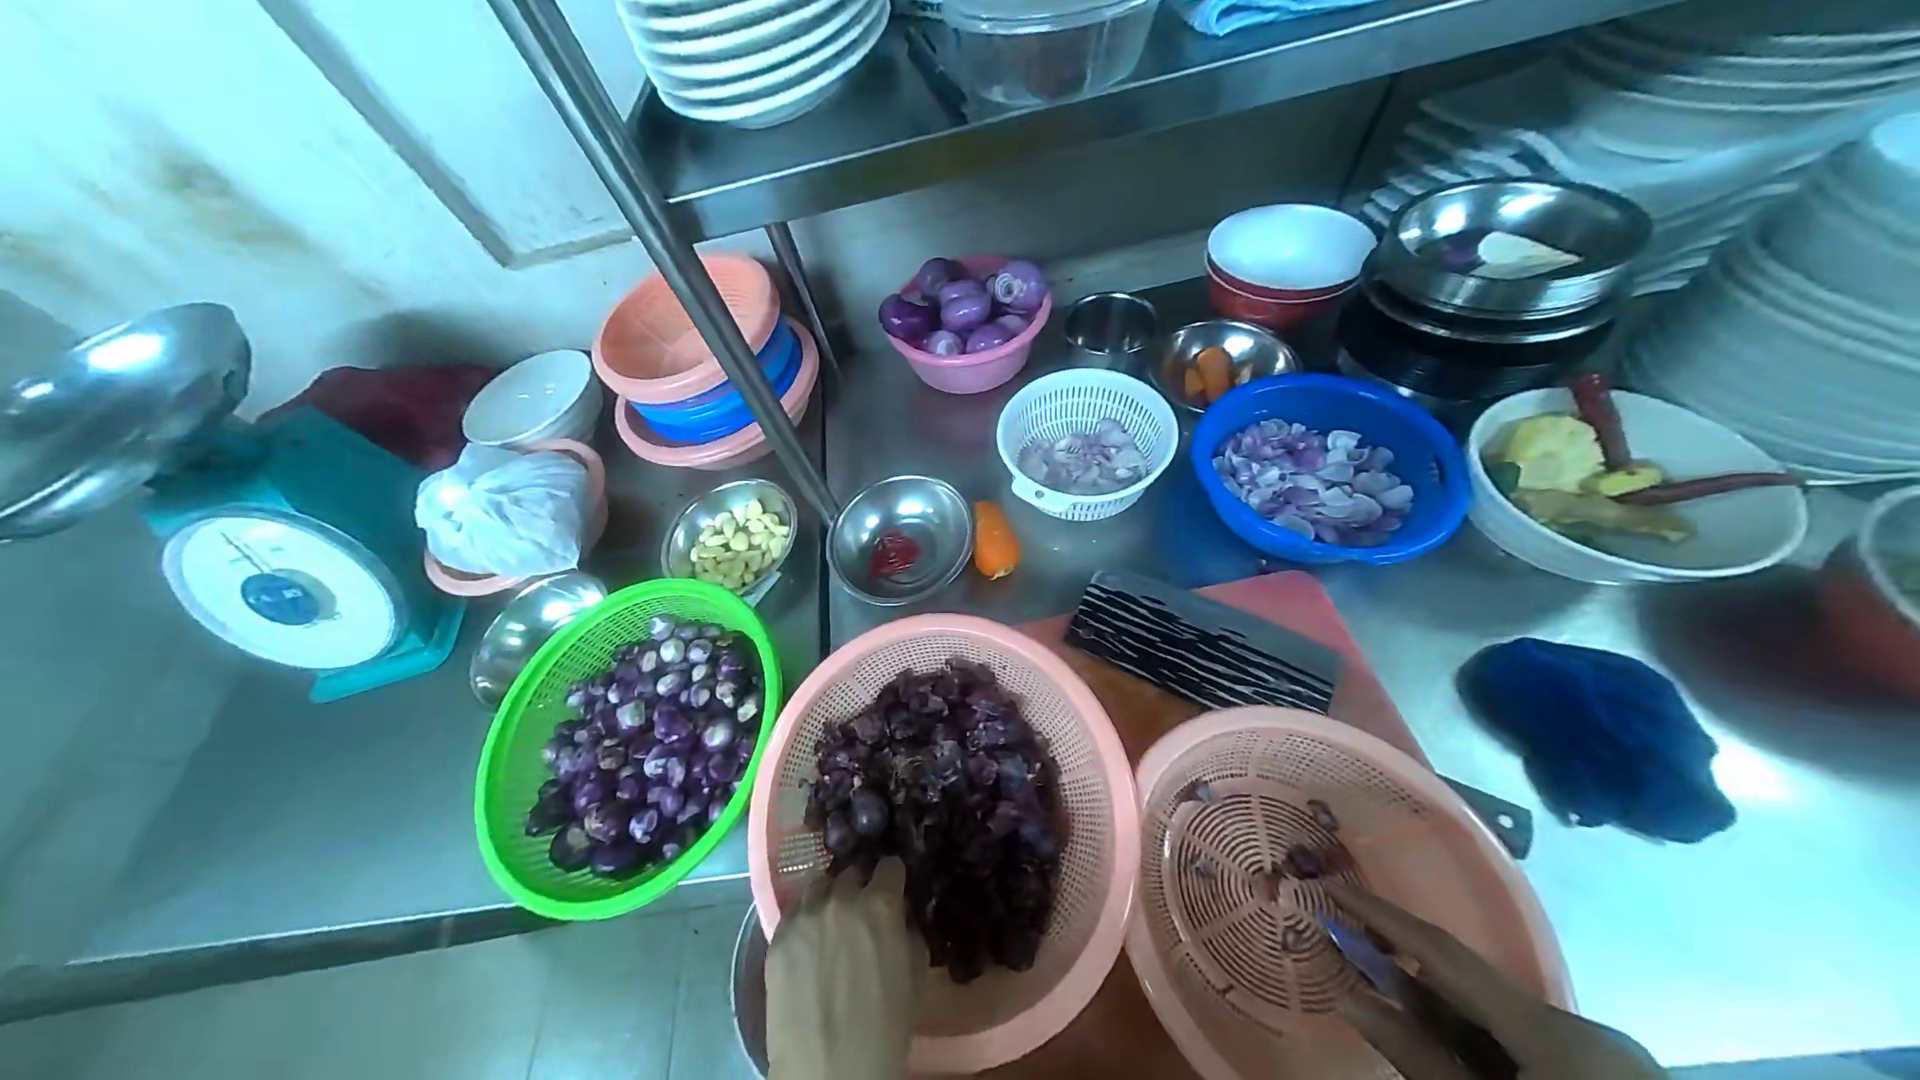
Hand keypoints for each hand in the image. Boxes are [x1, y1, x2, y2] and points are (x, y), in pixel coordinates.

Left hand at [766, 858, 920, 1079]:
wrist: (831, 1071)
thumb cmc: (886, 1026)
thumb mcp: (916, 972)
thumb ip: (908, 930)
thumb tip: (899, 915)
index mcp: (881, 904)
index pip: (889, 865)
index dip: (893, 878)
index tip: (892, 889)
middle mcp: (842, 899)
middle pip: (851, 873)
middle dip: (859, 887)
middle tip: (861, 912)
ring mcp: (806, 916)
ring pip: (819, 886)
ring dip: (829, 898)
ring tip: (830, 924)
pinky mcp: (778, 937)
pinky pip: (794, 914)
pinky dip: (804, 920)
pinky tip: (808, 945)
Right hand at [1325, 882, 1666, 1079]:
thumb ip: (1419, 1059)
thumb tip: (1352, 998)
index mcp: (1553, 1030)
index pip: (1447, 952)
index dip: (1383, 914)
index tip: (1333, 884)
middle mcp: (1584, 1029)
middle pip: (1476, 985)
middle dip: (1412, 973)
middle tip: (1351, 954)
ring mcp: (1609, 1058)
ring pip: (1503, 1018)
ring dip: (1445, 1013)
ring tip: (1392, 1009)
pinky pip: (1531, 1047)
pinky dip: (1483, 1045)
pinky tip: (1456, 1059)